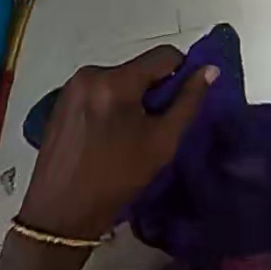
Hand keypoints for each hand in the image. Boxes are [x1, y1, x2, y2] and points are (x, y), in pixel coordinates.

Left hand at [19, 46, 216, 240]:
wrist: (60, 214)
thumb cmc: (116, 179)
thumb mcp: (161, 143)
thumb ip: (188, 102)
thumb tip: (210, 69)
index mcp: (116, 80)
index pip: (163, 55)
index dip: (182, 72)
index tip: (183, 101)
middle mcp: (92, 72)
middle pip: (139, 68)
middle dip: (153, 89)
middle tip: (156, 126)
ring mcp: (73, 84)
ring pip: (119, 78)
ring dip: (132, 97)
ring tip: (131, 134)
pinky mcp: (62, 99)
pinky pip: (98, 89)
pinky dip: (111, 103)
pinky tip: (108, 134)